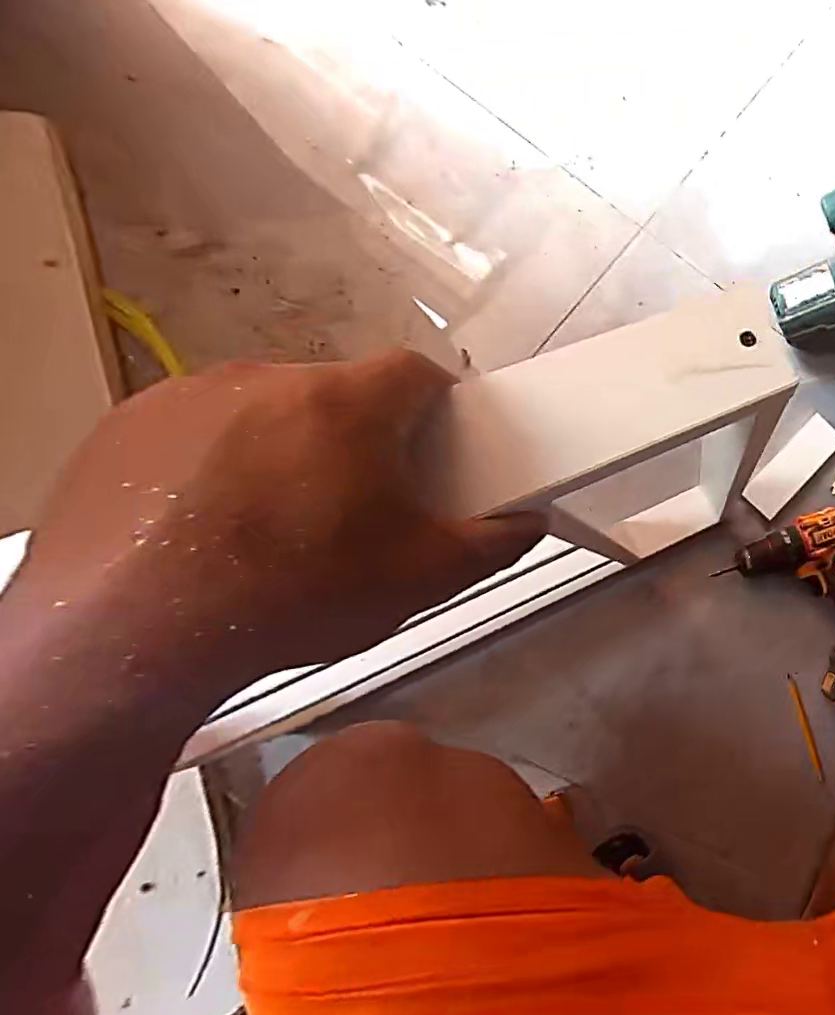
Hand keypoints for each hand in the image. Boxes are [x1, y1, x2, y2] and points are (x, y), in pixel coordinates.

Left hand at [6, 349, 542, 687]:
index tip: (446, 442)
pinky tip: (234, 520)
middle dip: (374, 432)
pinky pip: (210, 428)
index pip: (416, 369)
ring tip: (303, 515)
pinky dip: (236, 460)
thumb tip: (527, 523)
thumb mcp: (434, 574)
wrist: (127, 640)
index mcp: (345, 405)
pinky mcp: (122, 430)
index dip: (444, 401)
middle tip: (382, 496)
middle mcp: (261, 383)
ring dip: (305, 444)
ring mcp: (182, 401)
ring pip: (278, 408)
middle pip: (346, 390)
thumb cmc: (300, 592)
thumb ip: (501, 542)